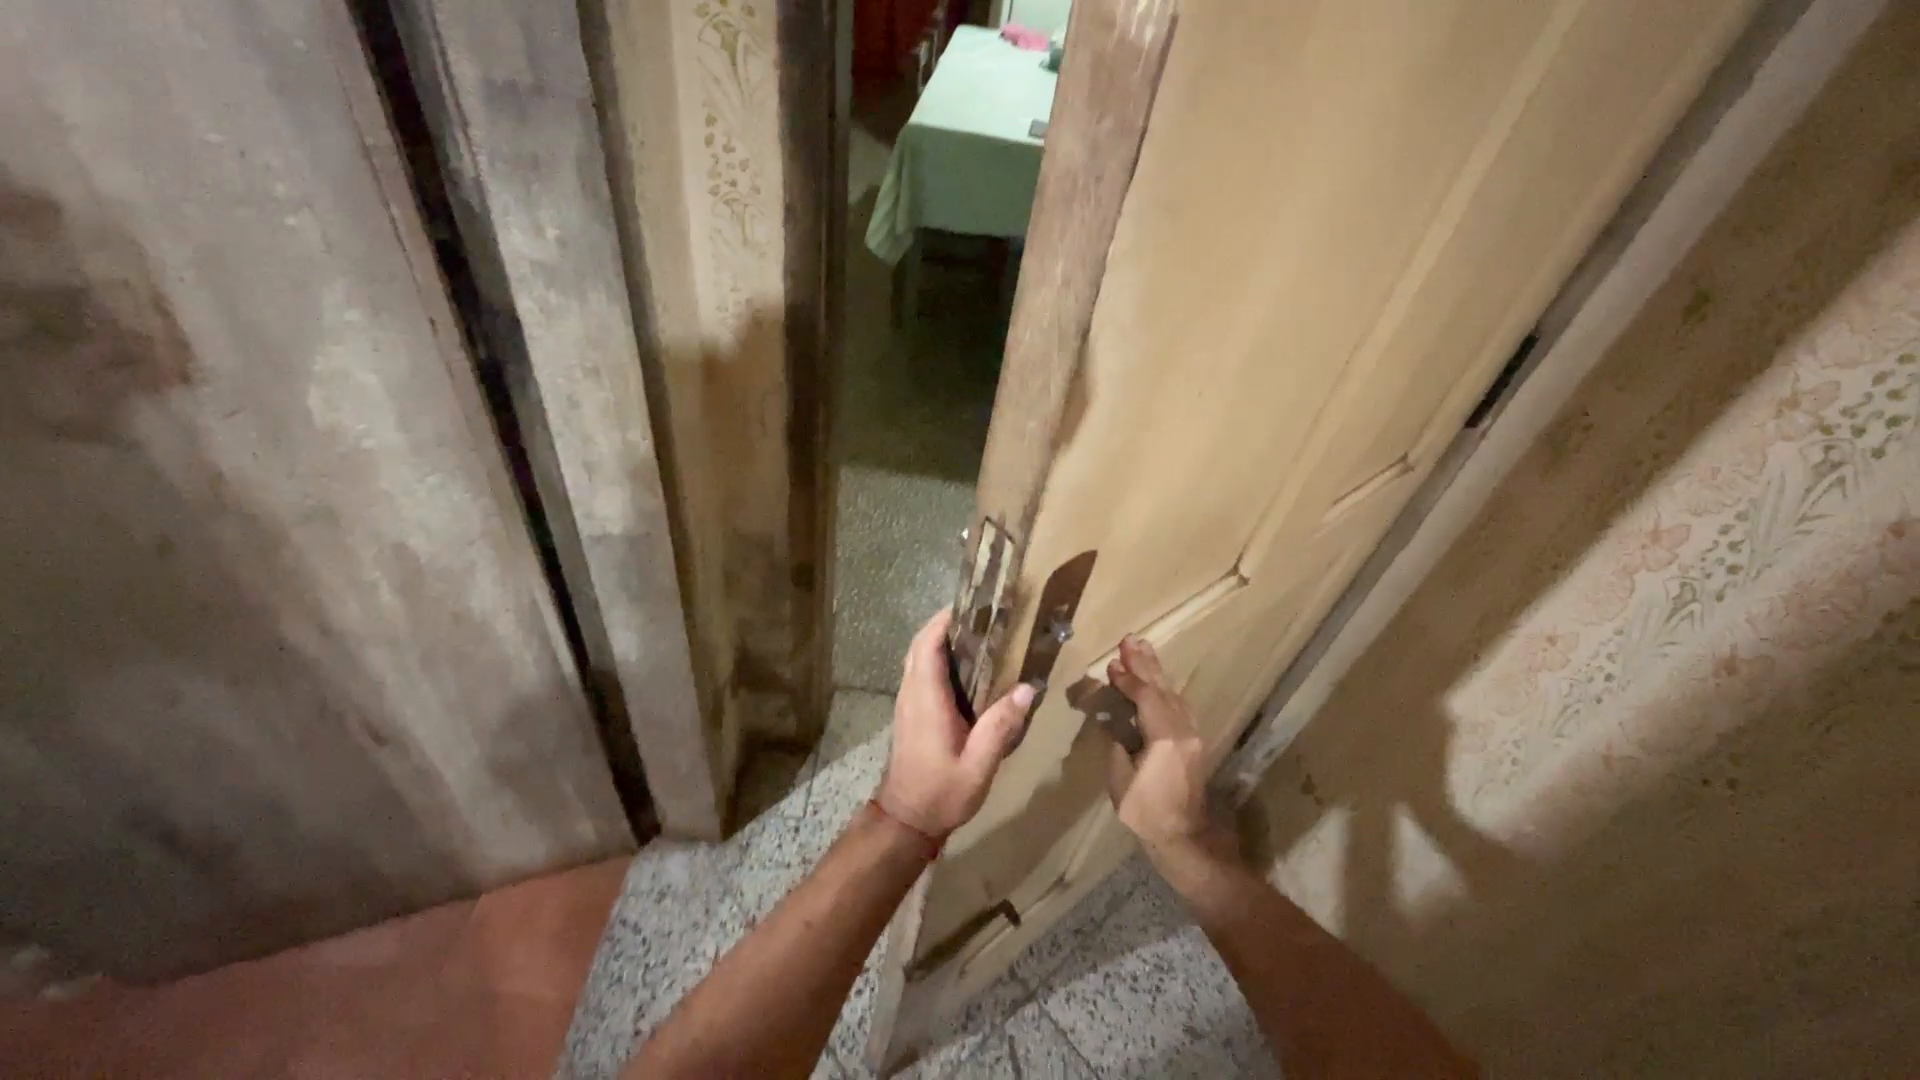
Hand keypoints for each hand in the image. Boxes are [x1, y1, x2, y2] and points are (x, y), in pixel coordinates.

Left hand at [875, 610, 1036, 838]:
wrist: (905, 821)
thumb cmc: (941, 793)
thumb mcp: (979, 764)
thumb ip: (1000, 726)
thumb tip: (1026, 688)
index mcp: (926, 699)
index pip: (928, 644)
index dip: (944, 620)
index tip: (971, 606)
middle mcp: (911, 694)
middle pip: (920, 646)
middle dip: (945, 625)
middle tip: (981, 619)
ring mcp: (906, 704)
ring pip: (917, 659)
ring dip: (940, 642)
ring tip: (978, 638)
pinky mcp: (909, 715)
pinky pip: (919, 674)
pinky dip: (937, 660)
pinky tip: (965, 671)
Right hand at [1104, 636, 1211, 854]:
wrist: (1185, 838)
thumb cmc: (1147, 813)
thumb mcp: (1121, 779)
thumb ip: (1120, 744)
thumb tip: (1117, 723)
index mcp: (1164, 737)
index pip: (1145, 697)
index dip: (1127, 680)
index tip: (1111, 664)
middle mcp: (1183, 730)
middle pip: (1162, 689)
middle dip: (1145, 664)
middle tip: (1131, 639)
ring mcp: (1192, 736)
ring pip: (1173, 695)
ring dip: (1156, 673)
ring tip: (1142, 651)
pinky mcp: (1193, 744)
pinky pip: (1178, 706)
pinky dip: (1164, 690)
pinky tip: (1157, 684)